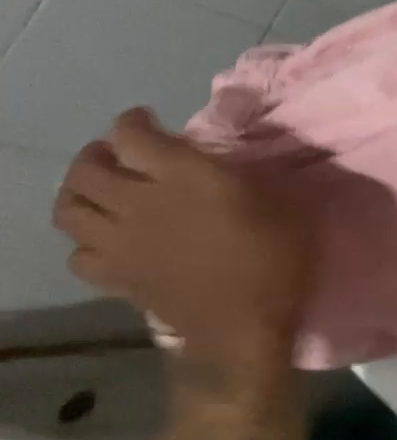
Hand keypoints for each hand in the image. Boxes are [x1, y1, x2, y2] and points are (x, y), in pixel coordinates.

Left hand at [53, 109, 312, 366]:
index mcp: (185, 177)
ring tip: (99, 188)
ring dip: (78, 192)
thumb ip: (243, 176)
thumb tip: (225, 163)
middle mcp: (139, 202)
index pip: (134, 136)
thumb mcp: (283, 200)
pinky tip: (106, 238)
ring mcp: (118, 242)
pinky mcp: (112, 275)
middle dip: (97, 154)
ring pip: (69, 209)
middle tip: (116, 151)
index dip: (133, 122)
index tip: (144, 118)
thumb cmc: (278, 253)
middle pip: (88, 170)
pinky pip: (77, 252)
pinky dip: (85, 238)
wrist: (246, 321)